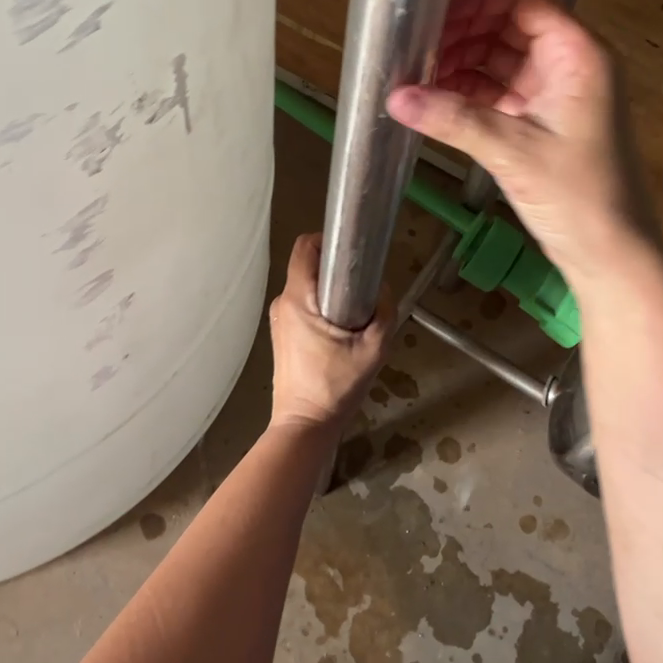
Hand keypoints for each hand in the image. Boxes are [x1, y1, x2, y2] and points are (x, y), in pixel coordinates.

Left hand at [267, 234, 393, 431]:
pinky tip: (341, 329)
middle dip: (335, 268)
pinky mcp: (282, 333)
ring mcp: (279, 318)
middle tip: (362, 283)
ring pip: (307, 286)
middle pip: (307, 265)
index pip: (305, 247)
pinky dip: (322, 307)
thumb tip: (383, 288)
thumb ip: (383, 313)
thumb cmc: (336, 386)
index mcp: (298, 298)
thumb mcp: (374, 350)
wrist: (305, 424)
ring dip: (330, 290)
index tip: (353, 250)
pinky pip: (303, 305)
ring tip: (355, 309)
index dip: (328, 239)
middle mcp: (283, 302)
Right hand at [386, 0, 654, 276]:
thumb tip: (396, 97)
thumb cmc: (579, 196)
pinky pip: (497, 89)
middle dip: (463, 32)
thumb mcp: (513, 151)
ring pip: (499, 56)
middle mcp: (567, 63)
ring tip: (418, 75)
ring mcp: (552, 91)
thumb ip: (454, 118)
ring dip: (460, 60)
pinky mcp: (538, 118)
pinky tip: (434, 99)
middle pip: (508, 24)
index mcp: (578, 54)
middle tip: (418, 48)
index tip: (434, 12)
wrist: (610, 255)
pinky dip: (467, 90)